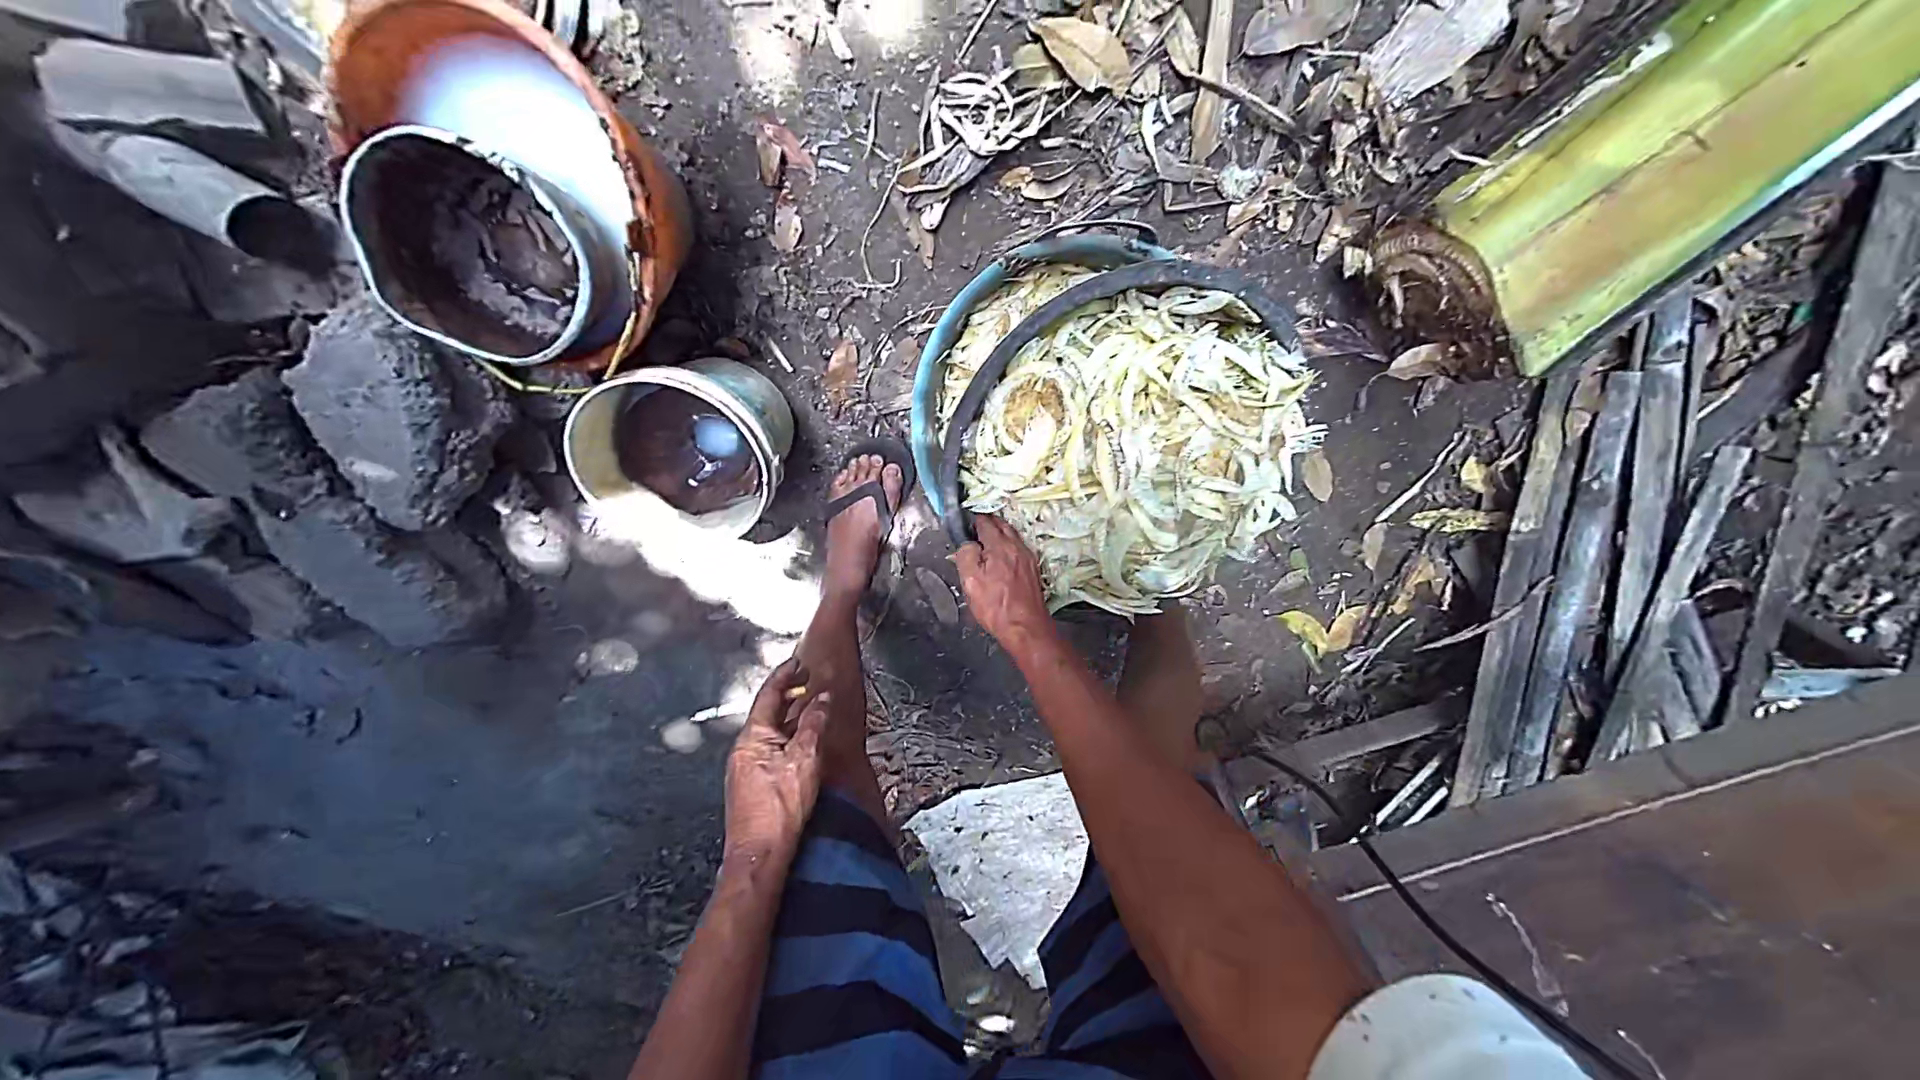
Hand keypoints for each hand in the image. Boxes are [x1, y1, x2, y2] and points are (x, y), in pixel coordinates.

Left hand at [723, 659, 828, 865]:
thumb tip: (821, 700)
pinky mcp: (752, 784)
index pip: (769, 694)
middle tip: (807, 682)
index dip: (785, 676)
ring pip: (771, 731)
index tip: (797, 663)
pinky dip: (788, 737)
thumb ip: (814, 724)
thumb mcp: (805, 758)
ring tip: (810, 709)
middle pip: (768, 711)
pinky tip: (802, 745)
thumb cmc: (779, 810)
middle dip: (789, 695)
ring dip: (790, 717)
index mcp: (752, 737)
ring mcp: (746, 767)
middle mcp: (744, 749)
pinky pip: (771, 748)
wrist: (761, 853)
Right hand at [953, 514, 1054, 650]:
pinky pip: (1019, 548)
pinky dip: (1008, 545)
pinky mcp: (1032, 569)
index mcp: (1000, 546)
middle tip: (975, 526)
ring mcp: (1027, 558)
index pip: (985, 522)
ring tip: (987, 538)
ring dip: (1000, 532)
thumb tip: (968, 544)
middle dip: (988, 522)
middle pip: (1002, 525)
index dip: (972, 520)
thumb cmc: (996, 607)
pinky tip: (1002, 555)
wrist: (1025, 627)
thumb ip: (966, 555)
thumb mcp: (971, 581)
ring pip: (1012, 535)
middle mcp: (1017, 548)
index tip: (964, 522)